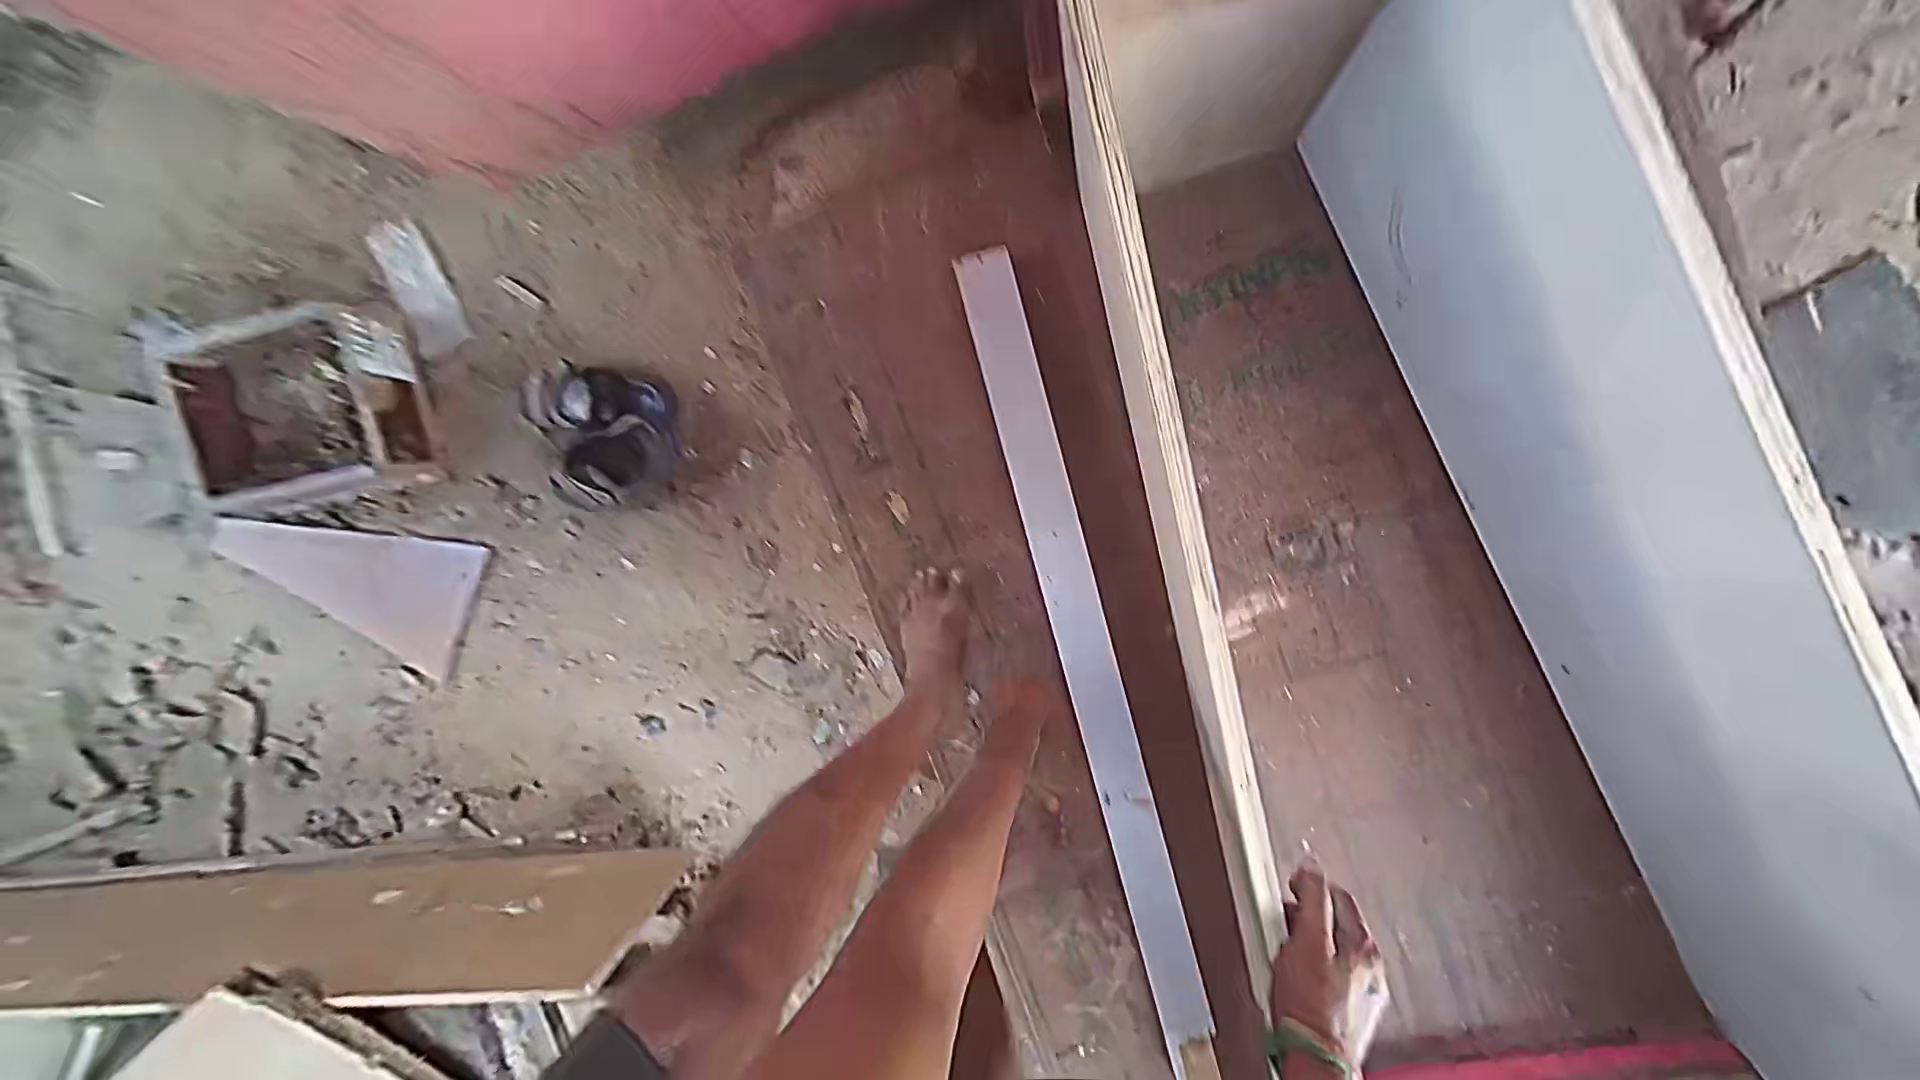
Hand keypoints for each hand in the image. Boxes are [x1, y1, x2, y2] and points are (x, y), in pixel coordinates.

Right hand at [1269, 863, 1389, 1069]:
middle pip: (1334, 920)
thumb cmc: (1310, 1004)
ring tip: (1285, 949)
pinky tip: (1294, 972)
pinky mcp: (1347, 1006)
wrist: (1313, 1057)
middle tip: (1284, 922)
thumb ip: (1312, 899)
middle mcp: (1369, 967)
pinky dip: (1310, 962)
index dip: (1310, 886)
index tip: (1290, 888)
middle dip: (1305, 914)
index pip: (1338, 895)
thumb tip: (1312, 869)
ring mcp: (1360, 988)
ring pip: (1330, 945)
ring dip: (1306, 939)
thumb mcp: (1306, 939)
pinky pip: (1327, 969)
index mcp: (1364, 947)